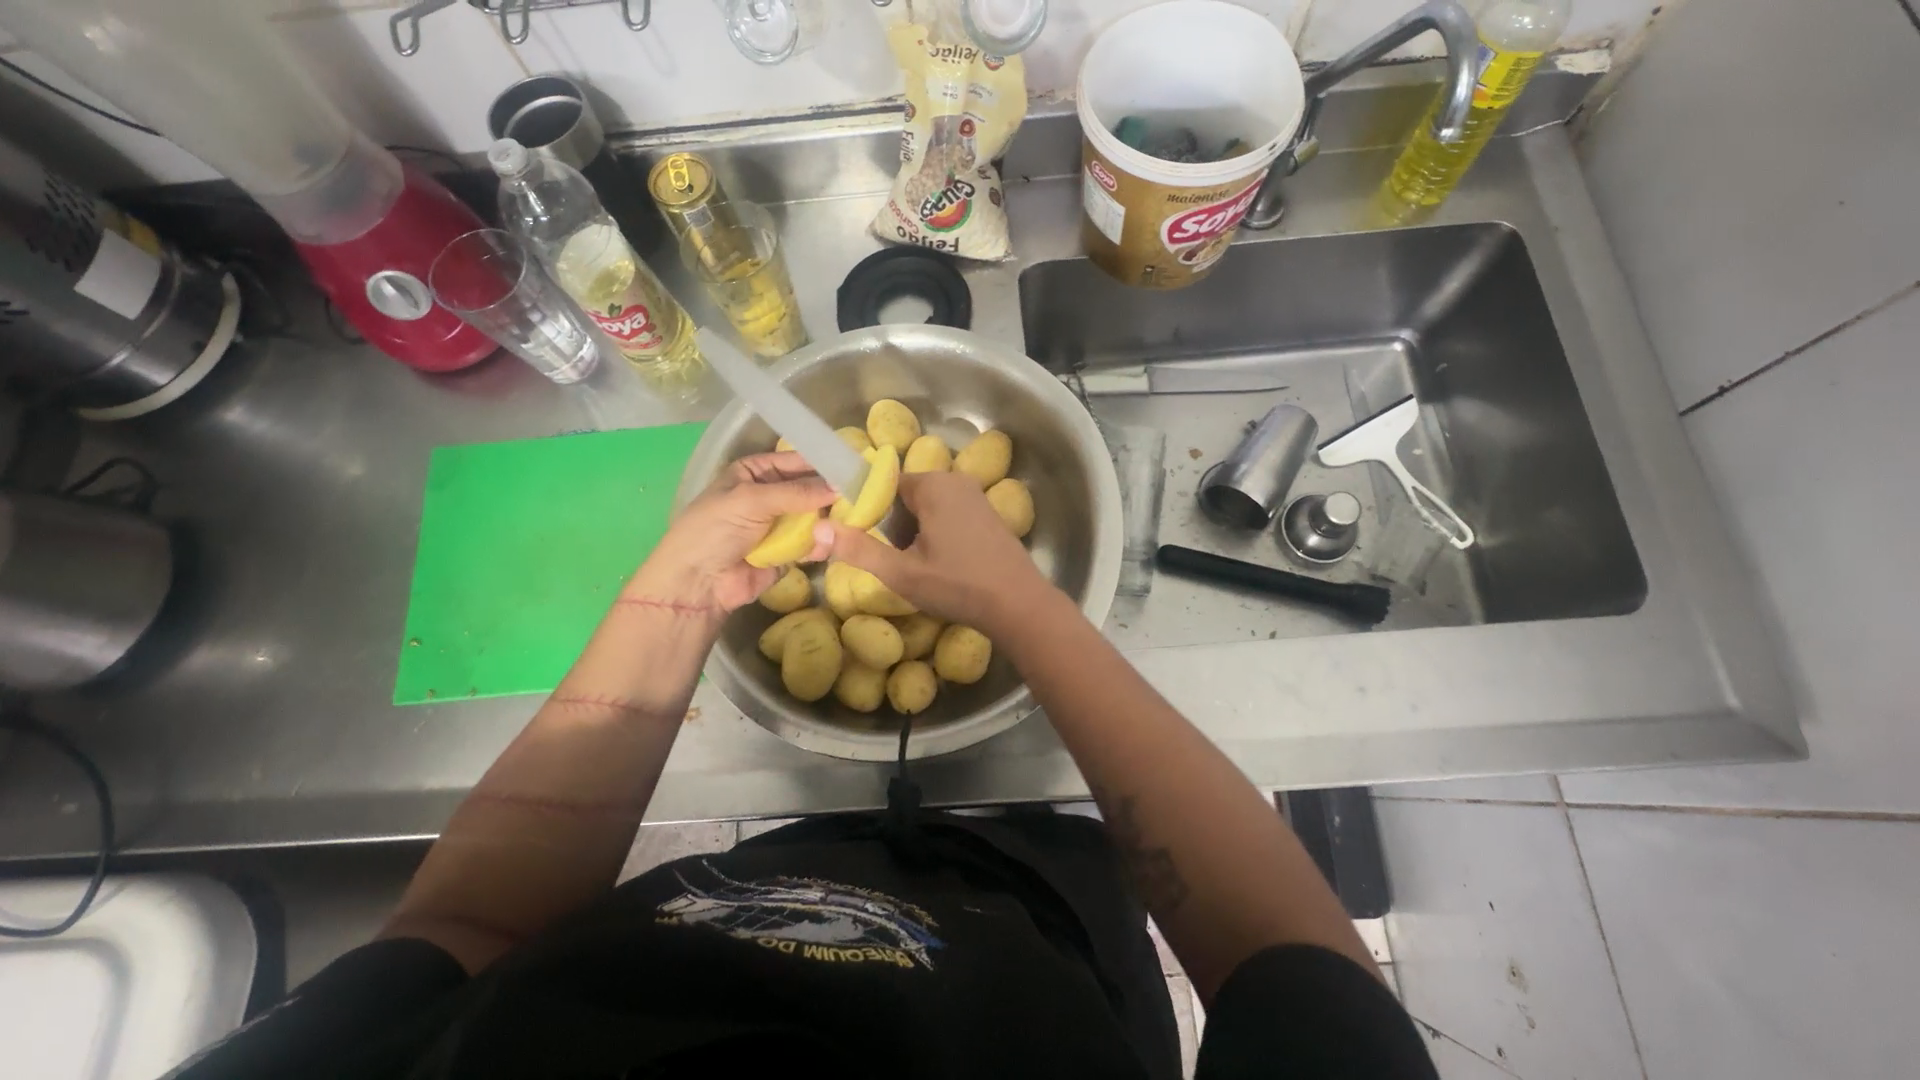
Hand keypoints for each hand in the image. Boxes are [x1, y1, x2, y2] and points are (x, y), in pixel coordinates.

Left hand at [632, 452, 835, 612]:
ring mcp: (779, 526)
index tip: (854, 465)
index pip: (795, 461)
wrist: (697, 584)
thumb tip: (840, 486)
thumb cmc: (715, 530)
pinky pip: (812, 544)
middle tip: (862, 494)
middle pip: (809, 489)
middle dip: (831, 493)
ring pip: (814, 517)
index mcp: (754, 473)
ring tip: (854, 518)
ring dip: (830, 519)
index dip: (822, 462)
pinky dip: (822, 543)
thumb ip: (797, 492)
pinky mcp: (788, 554)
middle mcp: (769, 495)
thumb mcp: (752, 500)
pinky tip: (832, 542)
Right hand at [816, 471, 1051, 635]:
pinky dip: (936, 535)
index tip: (858, 537)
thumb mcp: (902, 573)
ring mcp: (976, 497)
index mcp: (932, 485)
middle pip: (905, 495)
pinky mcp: (988, 516)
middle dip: (892, 524)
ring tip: (914, 567)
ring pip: (927, 508)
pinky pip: (948, 516)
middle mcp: (955, 481)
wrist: (1020, 605)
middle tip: (891, 561)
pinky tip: (940, 566)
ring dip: (914, 533)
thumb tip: (816, 529)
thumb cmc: (959, 586)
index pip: (882, 483)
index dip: (865, 508)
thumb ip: (858, 549)